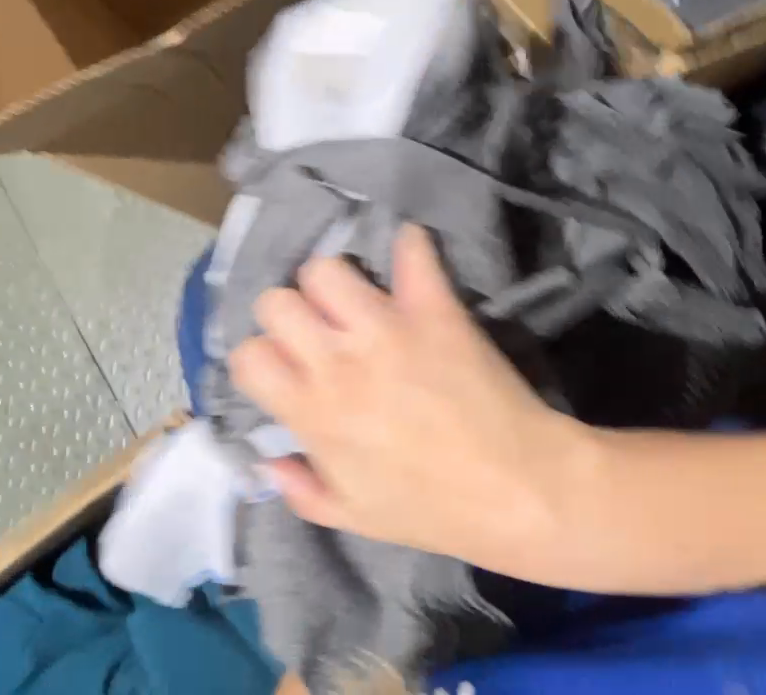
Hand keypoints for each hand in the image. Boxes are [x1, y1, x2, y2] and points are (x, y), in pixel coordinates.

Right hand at [228, 225, 591, 571]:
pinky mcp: (435, 309)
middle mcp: (339, 362)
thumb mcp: (353, 517)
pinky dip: (411, 248)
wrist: (516, 487)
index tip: (285, 366)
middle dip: (290, 312)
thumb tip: (266, 460)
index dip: (261, 359)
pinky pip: (414, 254)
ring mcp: (387, 329)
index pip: (249, 356)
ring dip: (336, 283)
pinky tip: (410, 255)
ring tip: (358, 302)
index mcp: (314, 413)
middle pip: (277, 301)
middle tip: (319, 331)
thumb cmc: (433, 510)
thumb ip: (301, 489)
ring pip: (327, 269)